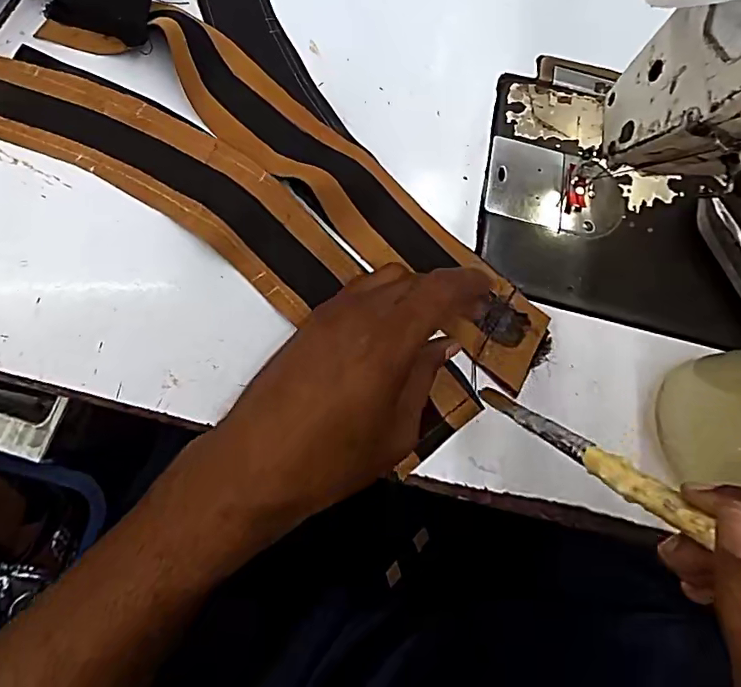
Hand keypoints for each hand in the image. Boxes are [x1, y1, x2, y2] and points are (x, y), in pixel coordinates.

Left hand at [163, 264, 491, 547]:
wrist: (256, 463)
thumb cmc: (323, 461)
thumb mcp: (395, 432)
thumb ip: (423, 380)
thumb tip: (439, 350)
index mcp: (387, 342)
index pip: (439, 291)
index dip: (468, 284)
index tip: (485, 287)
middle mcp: (359, 316)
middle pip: (414, 278)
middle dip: (445, 288)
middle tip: (463, 309)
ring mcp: (331, 314)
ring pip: (385, 278)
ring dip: (413, 289)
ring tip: (429, 317)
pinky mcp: (313, 321)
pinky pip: (359, 291)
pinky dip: (383, 296)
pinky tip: (389, 324)